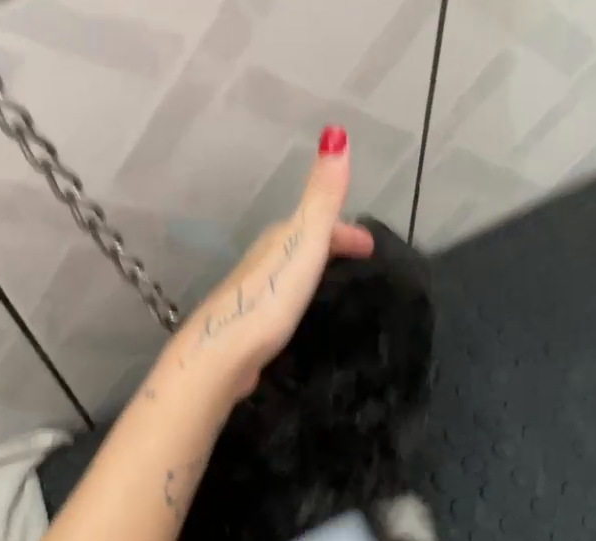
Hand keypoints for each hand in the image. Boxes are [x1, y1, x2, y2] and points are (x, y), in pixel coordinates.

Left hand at [173, 125, 375, 397]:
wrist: (223, 352)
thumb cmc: (270, 298)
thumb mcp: (304, 243)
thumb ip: (321, 197)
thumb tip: (335, 133)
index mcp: (279, 239)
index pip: (318, 223)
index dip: (347, 231)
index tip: (372, 248)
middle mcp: (261, 260)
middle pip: (301, 245)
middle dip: (331, 247)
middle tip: (358, 264)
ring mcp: (251, 293)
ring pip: (287, 273)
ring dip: (311, 274)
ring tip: (332, 288)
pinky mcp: (245, 325)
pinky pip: (277, 302)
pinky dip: (293, 300)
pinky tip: (294, 317)